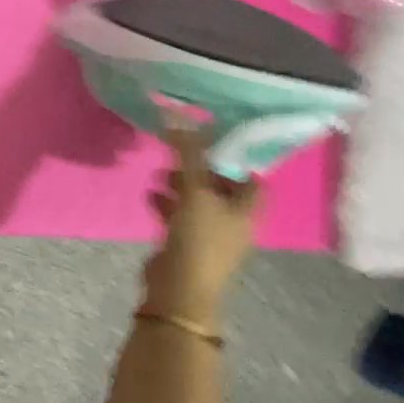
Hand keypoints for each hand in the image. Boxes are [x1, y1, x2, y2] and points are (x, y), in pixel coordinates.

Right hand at [141, 126, 259, 324]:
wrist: (179, 289)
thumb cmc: (198, 237)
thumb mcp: (194, 190)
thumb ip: (187, 153)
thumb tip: (177, 114)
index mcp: (248, 210)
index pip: (252, 178)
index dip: (234, 160)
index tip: (208, 143)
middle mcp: (235, 222)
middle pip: (223, 188)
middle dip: (200, 170)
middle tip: (179, 156)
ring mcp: (212, 236)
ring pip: (200, 202)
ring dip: (181, 186)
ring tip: (161, 173)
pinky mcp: (188, 246)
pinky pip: (181, 217)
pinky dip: (168, 203)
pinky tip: (151, 195)